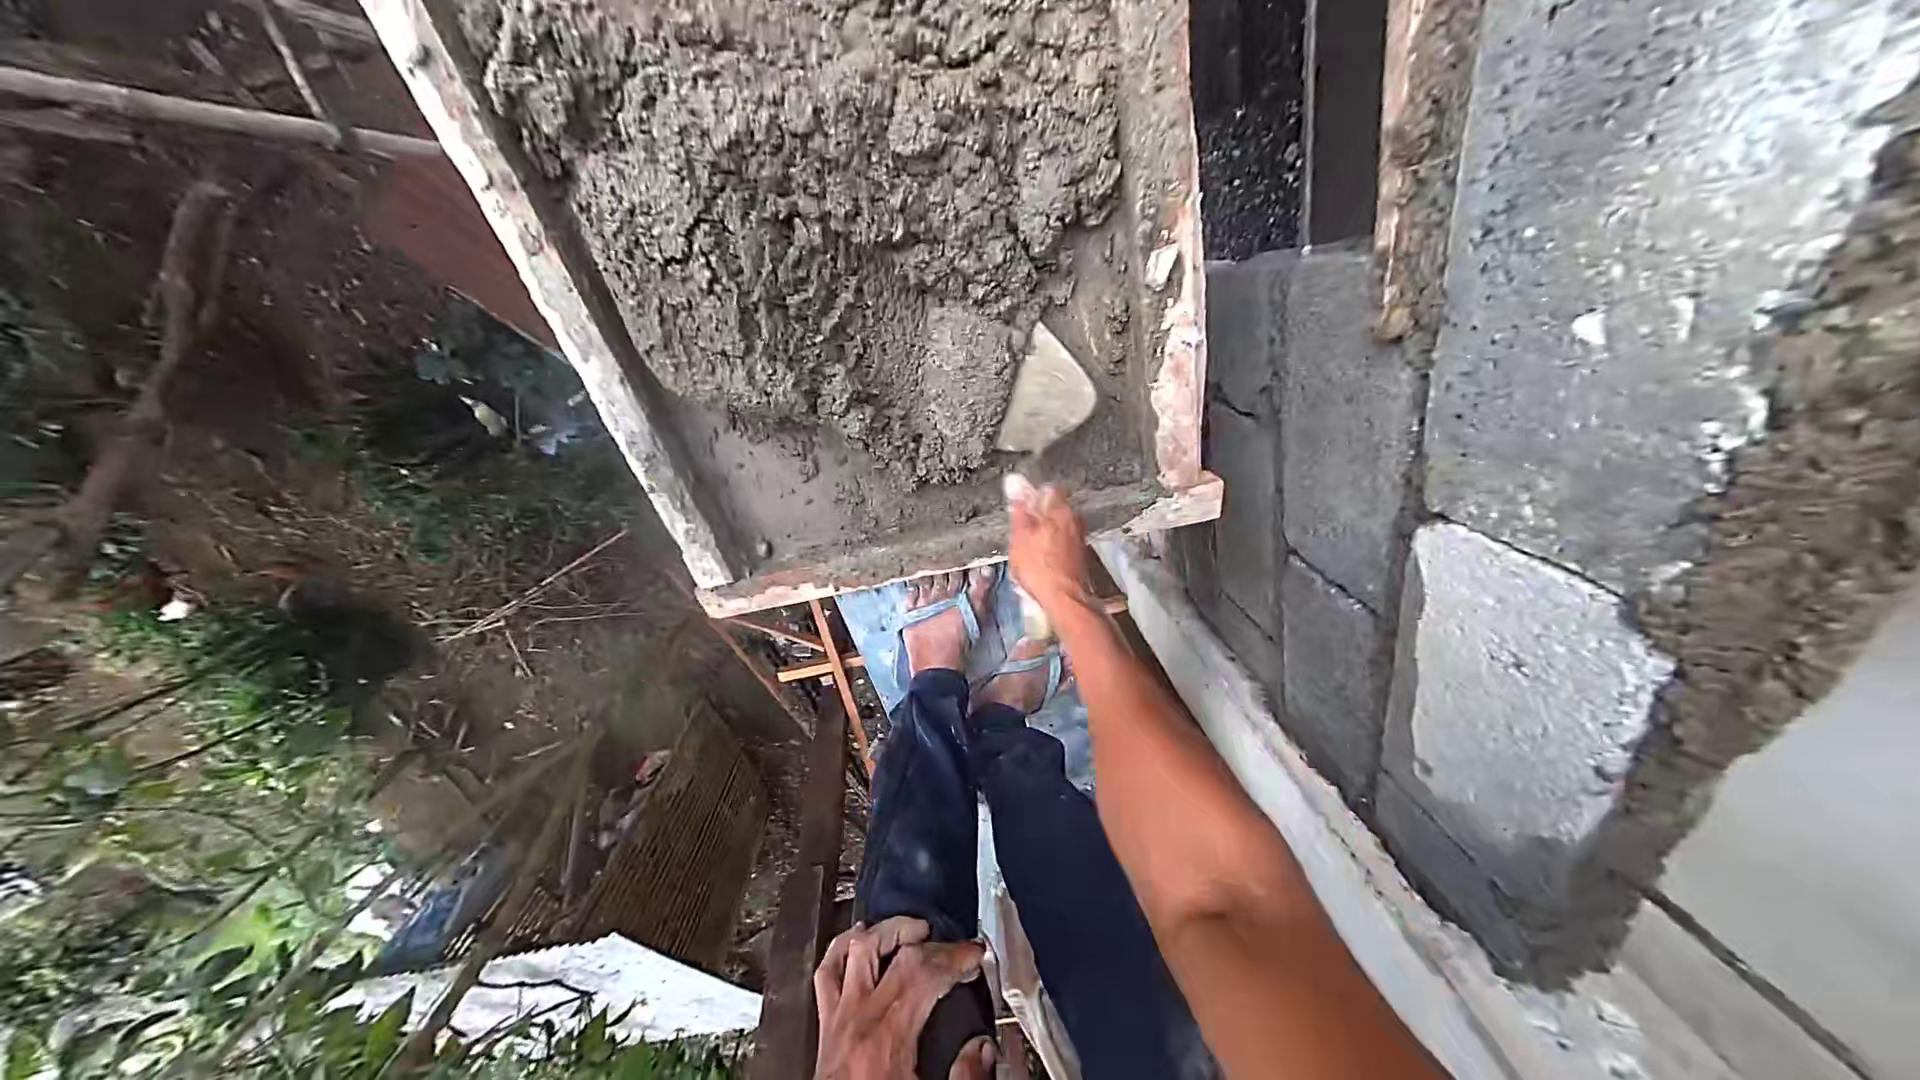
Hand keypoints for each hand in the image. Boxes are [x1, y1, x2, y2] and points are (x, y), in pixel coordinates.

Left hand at [814, 917, 994, 1079]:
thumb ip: (964, 1079)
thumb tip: (982, 1048)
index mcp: (889, 1039)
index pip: (925, 975)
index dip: (954, 957)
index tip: (974, 954)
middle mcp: (861, 1018)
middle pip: (900, 956)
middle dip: (935, 945)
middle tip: (957, 948)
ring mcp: (839, 1016)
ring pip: (858, 949)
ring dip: (888, 930)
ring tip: (913, 929)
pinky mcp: (826, 1024)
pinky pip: (826, 972)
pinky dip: (842, 947)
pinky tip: (859, 937)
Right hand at [1004, 474, 1095, 615]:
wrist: (1064, 599)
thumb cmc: (1040, 568)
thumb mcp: (1020, 536)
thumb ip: (1019, 509)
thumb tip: (1014, 482)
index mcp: (1060, 510)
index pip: (1048, 489)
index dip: (1032, 494)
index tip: (1020, 504)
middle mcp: (1074, 520)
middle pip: (1055, 507)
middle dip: (1038, 514)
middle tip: (1021, 527)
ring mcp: (1079, 538)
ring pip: (1059, 525)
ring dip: (1044, 531)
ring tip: (1028, 547)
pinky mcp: (1080, 554)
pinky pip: (1063, 542)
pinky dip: (1051, 545)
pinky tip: (1041, 558)